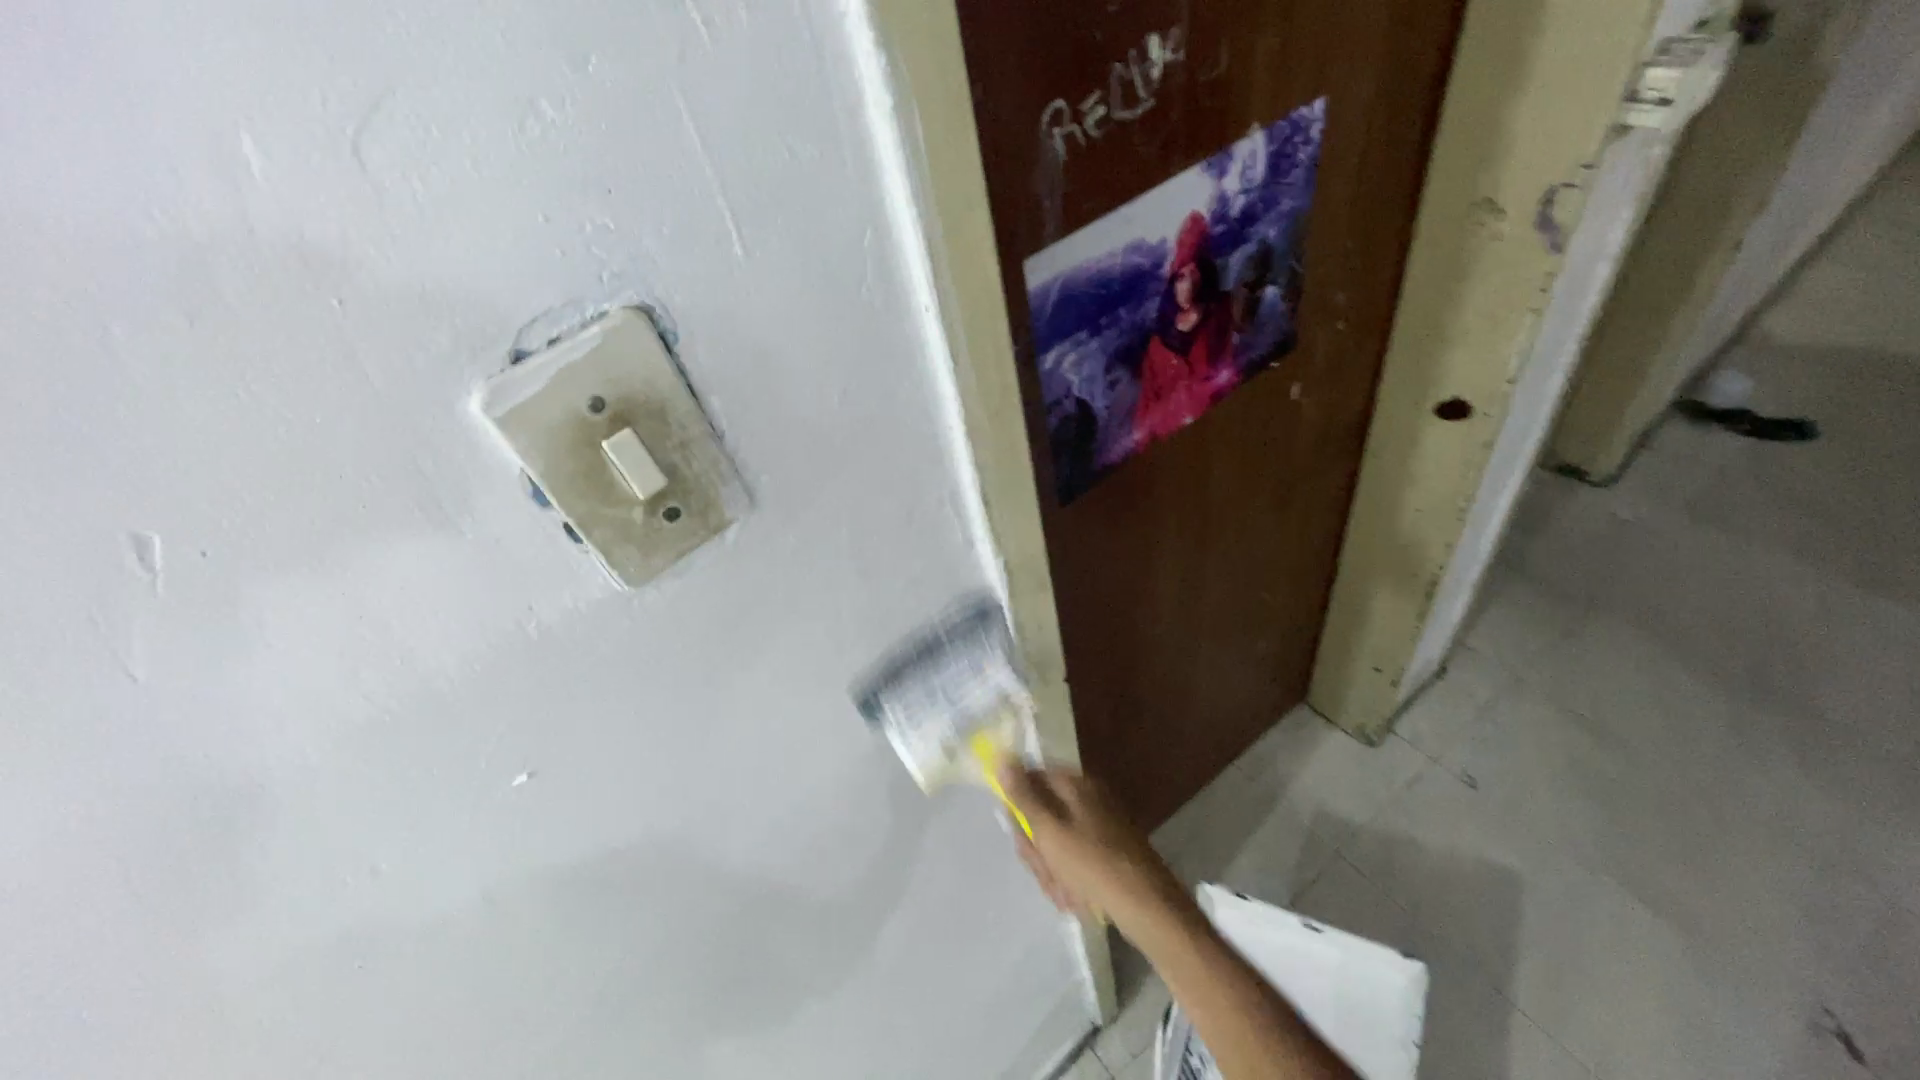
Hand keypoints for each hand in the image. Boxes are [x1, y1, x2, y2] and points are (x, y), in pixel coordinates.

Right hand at [999, 764, 1197, 938]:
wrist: (1146, 906)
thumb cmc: (1092, 864)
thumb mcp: (1049, 830)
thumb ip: (1023, 796)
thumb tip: (1002, 757)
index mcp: (1076, 786)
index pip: (1033, 778)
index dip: (1019, 805)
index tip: (1018, 834)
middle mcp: (1089, 800)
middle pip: (1043, 815)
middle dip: (1038, 849)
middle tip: (1044, 870)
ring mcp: (1100, 827)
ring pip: (1056, 844)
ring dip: (1052, 871)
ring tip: (1065, 893)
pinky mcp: (1107, 853)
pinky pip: (1075, 861)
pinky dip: (1070, 880)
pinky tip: (1076, 899)